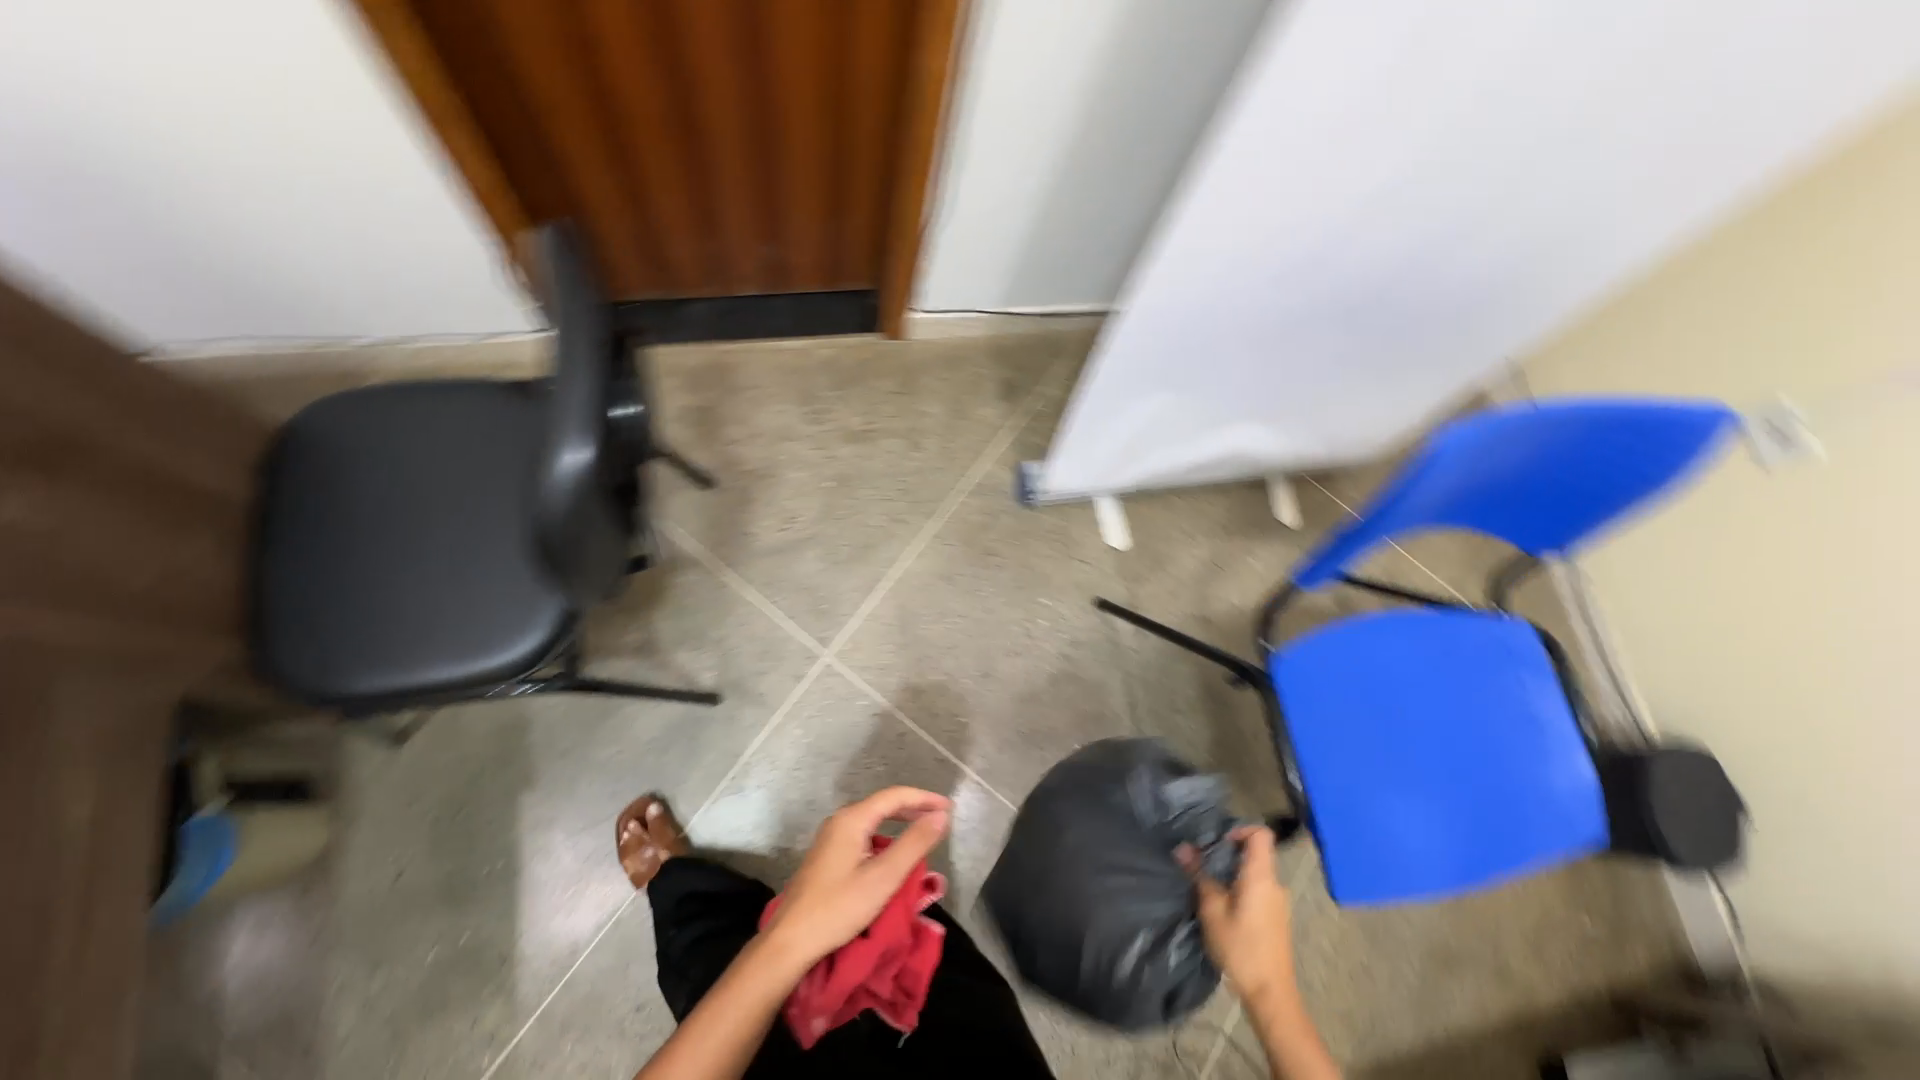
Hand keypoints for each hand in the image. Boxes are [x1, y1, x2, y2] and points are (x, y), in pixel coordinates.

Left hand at [761, 787, 951, 967]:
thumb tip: (940, 817)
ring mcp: (830, 838)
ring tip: (923, 834)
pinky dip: (885, 837)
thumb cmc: (840, 907)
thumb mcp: (884, 877)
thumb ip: (914, 844)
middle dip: (913, 809)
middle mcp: (839, 821)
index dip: (924, 799)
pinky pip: (863, 835)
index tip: (950, 809)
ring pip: (872, 821)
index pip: (895, 796)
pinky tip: (894, 855)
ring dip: (899, 823)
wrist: (791, 939)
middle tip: (941, 819)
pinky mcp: (827, 856)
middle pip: (883, 805)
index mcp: (852, 819)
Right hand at [1179, 825, 1296, 1004]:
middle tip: (1203, 864)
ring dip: (1232, 874)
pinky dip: (1241, 889)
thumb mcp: (1212, 910)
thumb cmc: (1240, 947)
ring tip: (1208, 888)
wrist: (1270, 992)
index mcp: (1261, 876)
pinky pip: (1258, 890)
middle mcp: (1275, 884)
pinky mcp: (1276, 918)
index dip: (1239, 829)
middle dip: (1228, 854)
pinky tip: (1223, 909)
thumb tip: (1182, 848)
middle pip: (1256, 853)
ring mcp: (1279, 902)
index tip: (1216, 842)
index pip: (1260, 834)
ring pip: (1256, 874)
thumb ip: (1199, 875)